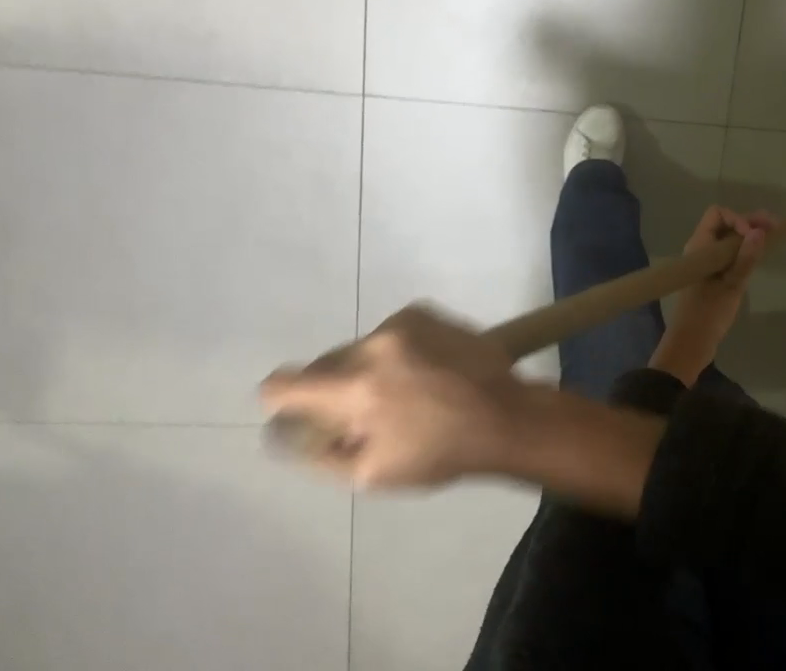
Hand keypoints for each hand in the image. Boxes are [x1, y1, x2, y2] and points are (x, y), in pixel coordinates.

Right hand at [259, 304, 529, 488]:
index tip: (294, 412)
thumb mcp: (371, 473)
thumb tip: (284, 435)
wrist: (505, 414)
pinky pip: (389, 333)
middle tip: (366, 413)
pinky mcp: (424, 311)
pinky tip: (423, 372)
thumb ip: (320, 452)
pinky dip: (396, 351)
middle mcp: (374, 346)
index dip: (280, 400)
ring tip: (404, 392)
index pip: (284, 384)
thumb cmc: (438, 451)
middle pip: (324, 364)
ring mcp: (402, 323)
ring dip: (368, 368)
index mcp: (356, 388)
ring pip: (359, 348)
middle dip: (334, 388)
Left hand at [651, 206, 773, 384]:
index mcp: (699, 245)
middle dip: (750, 223)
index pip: (718, 214)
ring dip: (750, 235)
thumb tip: (760, 232)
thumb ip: (746, 258)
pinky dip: (745, 250)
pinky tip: (761, 254)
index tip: (754, 235)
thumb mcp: (731, 286)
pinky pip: (729, 253)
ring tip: (774, 237)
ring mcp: (707, 261)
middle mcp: (701, 248)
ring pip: (729, 238)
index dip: (739, 218)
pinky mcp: (714, 274)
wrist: (692, 343)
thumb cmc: (708, 313)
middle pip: (726, 223)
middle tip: (777, 228)